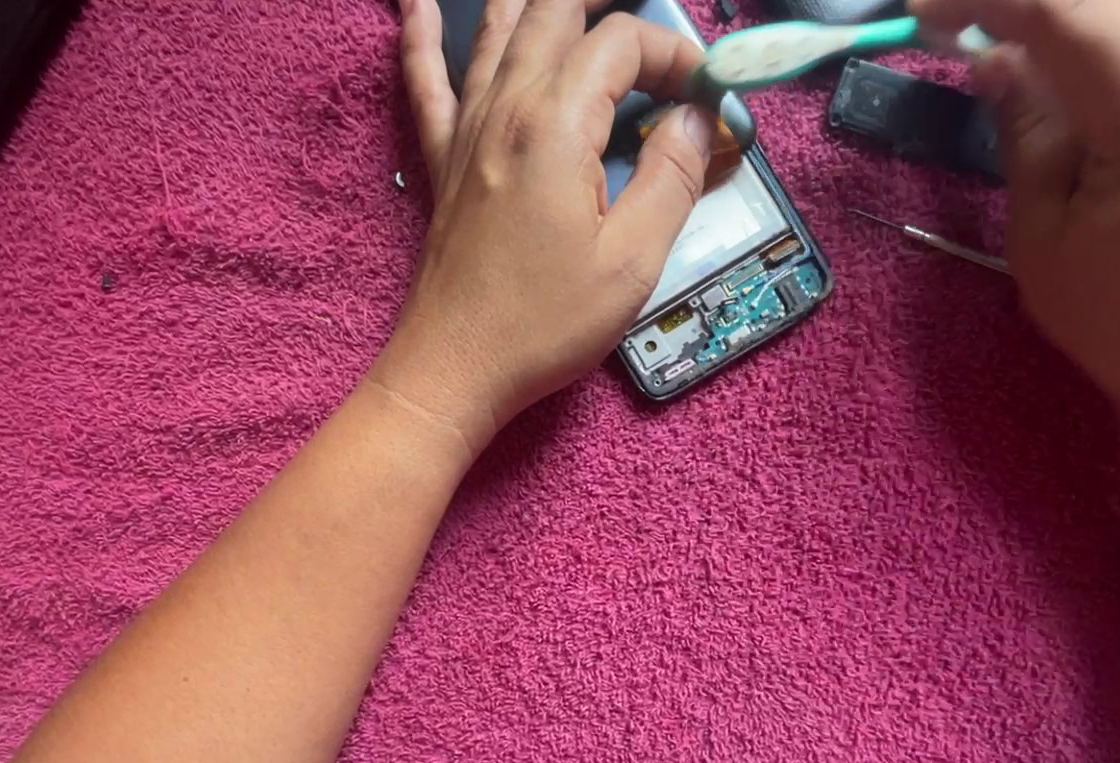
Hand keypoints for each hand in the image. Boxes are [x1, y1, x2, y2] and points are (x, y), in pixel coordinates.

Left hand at [368, 0, 718, 451]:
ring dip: (538, 1)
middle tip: (645, 23)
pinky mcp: (442, 164)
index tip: (699, 96)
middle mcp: (505, 109)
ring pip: (497, 27)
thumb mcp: (630, 264)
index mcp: (556, 126)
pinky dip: (423, 35)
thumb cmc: (540, 326)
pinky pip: (425, 81)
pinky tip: (419, 5)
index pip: (623, 42)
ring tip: (575, 0)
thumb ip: (670, 180)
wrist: (455, 368)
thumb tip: (696, 122)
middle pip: (554, 8)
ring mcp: (466, 132)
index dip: (673, 54)